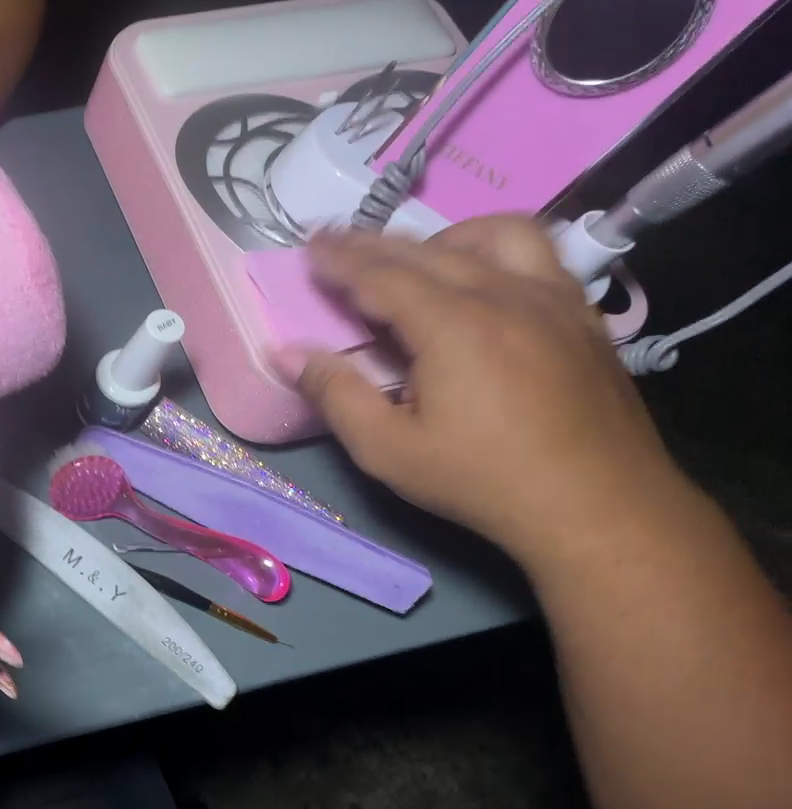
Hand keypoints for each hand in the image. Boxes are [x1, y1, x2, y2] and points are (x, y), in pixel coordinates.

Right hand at [290, 218, 688, 566]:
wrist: (595, 502)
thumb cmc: (478, 477)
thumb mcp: (385, 448)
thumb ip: (334, 393)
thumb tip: (285, 353)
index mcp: (454, 326)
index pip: (384, 276)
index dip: (341, 259)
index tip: (309, 246)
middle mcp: (507, 295)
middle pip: (430, 251)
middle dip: (375, 243)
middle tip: (336, 240)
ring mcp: (554, 299)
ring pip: (498, 235)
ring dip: (444, 237)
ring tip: (414, 257)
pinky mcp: (581, 315)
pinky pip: (539, 255)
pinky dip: (494, 253)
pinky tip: (476, 281)